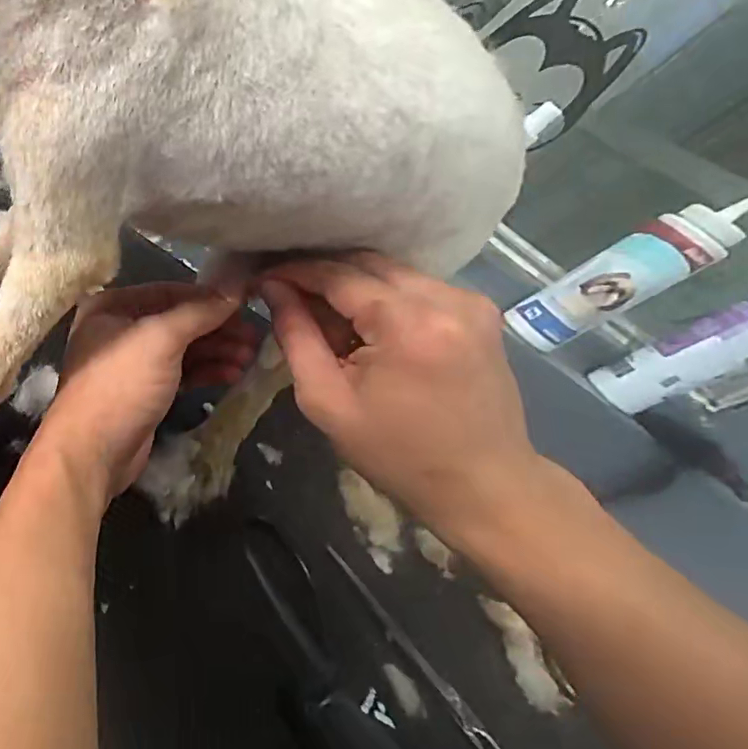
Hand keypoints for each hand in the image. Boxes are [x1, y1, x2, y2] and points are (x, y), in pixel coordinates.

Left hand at [30, 282, 256, 499]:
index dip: (207, 297)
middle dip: (217, 328)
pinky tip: (233, 374)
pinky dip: (207, 371)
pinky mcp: (145, 393)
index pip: (168, 291)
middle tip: (254, 335)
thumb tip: (235, 290)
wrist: (92, 453)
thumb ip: (198, 312)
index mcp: (111, 307)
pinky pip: (182, 372)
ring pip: (183, 348)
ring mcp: (132, 364)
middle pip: (178, 321)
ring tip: (250, 357)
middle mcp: (119, 330)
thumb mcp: (160, 339)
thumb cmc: (121, 386)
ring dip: (217, 351)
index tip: (244, 303)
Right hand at [259, 253, 561, 534]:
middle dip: (323, 273)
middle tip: (289, 294)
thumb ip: (296, 337)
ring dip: (355, 285)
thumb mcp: (327, 401)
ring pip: (394, 271)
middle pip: (368, 263)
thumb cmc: (396, 454)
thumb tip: (274, 290)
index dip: (296, 271)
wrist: (482, 485)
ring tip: (327, 316)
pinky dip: (386, 296)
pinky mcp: (481, 311)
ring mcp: (470, 301)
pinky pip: (419, 286)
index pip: (338, 275)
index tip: (265, 278)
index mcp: (407, 323)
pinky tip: (369, 326)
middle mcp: (445, 298)